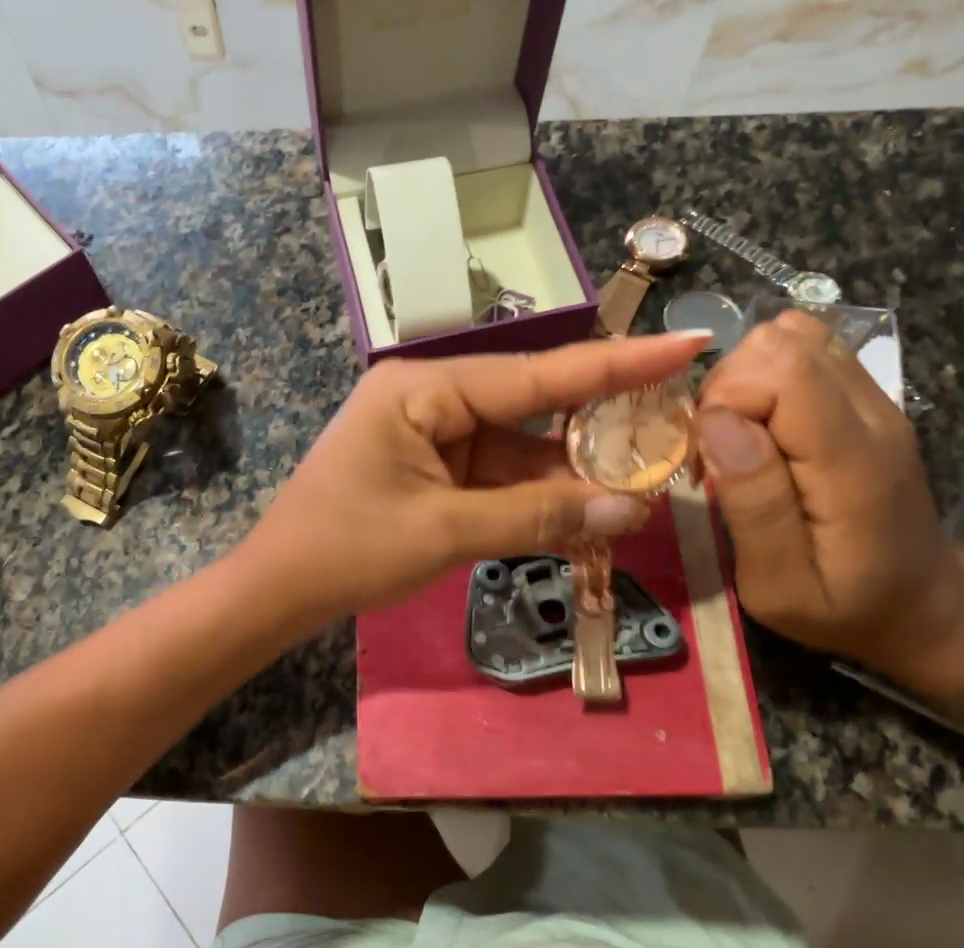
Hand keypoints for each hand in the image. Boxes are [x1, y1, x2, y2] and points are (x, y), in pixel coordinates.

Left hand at [244, 333, 713, 618]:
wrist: (278, 589)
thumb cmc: (347, 549)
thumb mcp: (444, 532)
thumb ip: (537, 517)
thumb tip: (629, 509)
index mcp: (426, 389)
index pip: (537, 373)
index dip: (617, 364)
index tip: (685, 343)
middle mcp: (432, 399)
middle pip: (534, 407)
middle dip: (600, 425)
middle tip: (676, 425)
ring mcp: (432, 437)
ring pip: (520, 449)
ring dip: (572, 474)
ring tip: (646, 484)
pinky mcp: (433, 473)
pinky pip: (498, 479)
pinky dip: (537, 499)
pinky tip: (588, 514)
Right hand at [696, 312, 963, 684]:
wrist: (923, 605)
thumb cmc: (843, 608)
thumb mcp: (780, 586)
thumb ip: (754, 506)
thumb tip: (717, 422)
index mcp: (854, 462)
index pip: (782, 370)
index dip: (723, 400)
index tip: (705, 464)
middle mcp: (872, 414)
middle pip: (782, 343)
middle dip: (726, 388)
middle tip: (715, 454)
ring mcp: (876, 399)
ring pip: (791, 337)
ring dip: (742, 380)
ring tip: (736, 439)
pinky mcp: (866, 398)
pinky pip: (806, 351)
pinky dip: (763, 377)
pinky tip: (758, 426)